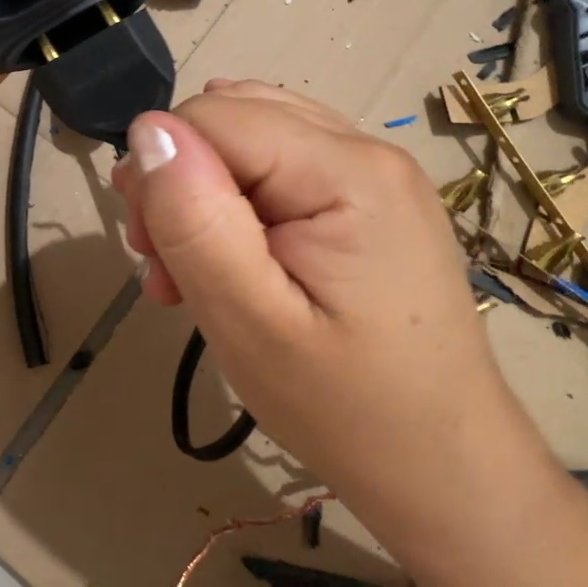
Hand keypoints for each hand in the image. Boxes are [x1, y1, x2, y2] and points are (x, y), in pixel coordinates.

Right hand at [112, 81, 579, 576]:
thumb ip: (194, 218)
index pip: (208, 118)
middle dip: (176, 182)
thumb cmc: (343, 406)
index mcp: (345, 171)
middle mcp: (365, 149)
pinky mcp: (365, 198)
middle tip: (168, 265)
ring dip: (198, 191)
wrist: (441, 470)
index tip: (153, 252)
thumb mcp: (249, 321)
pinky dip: (232, 199)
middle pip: (224, 118)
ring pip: (241, 135)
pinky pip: (272, 163)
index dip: (163, 174)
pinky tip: (228, 259)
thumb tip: (146, 129)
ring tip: (193, 268)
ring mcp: (371, 171)